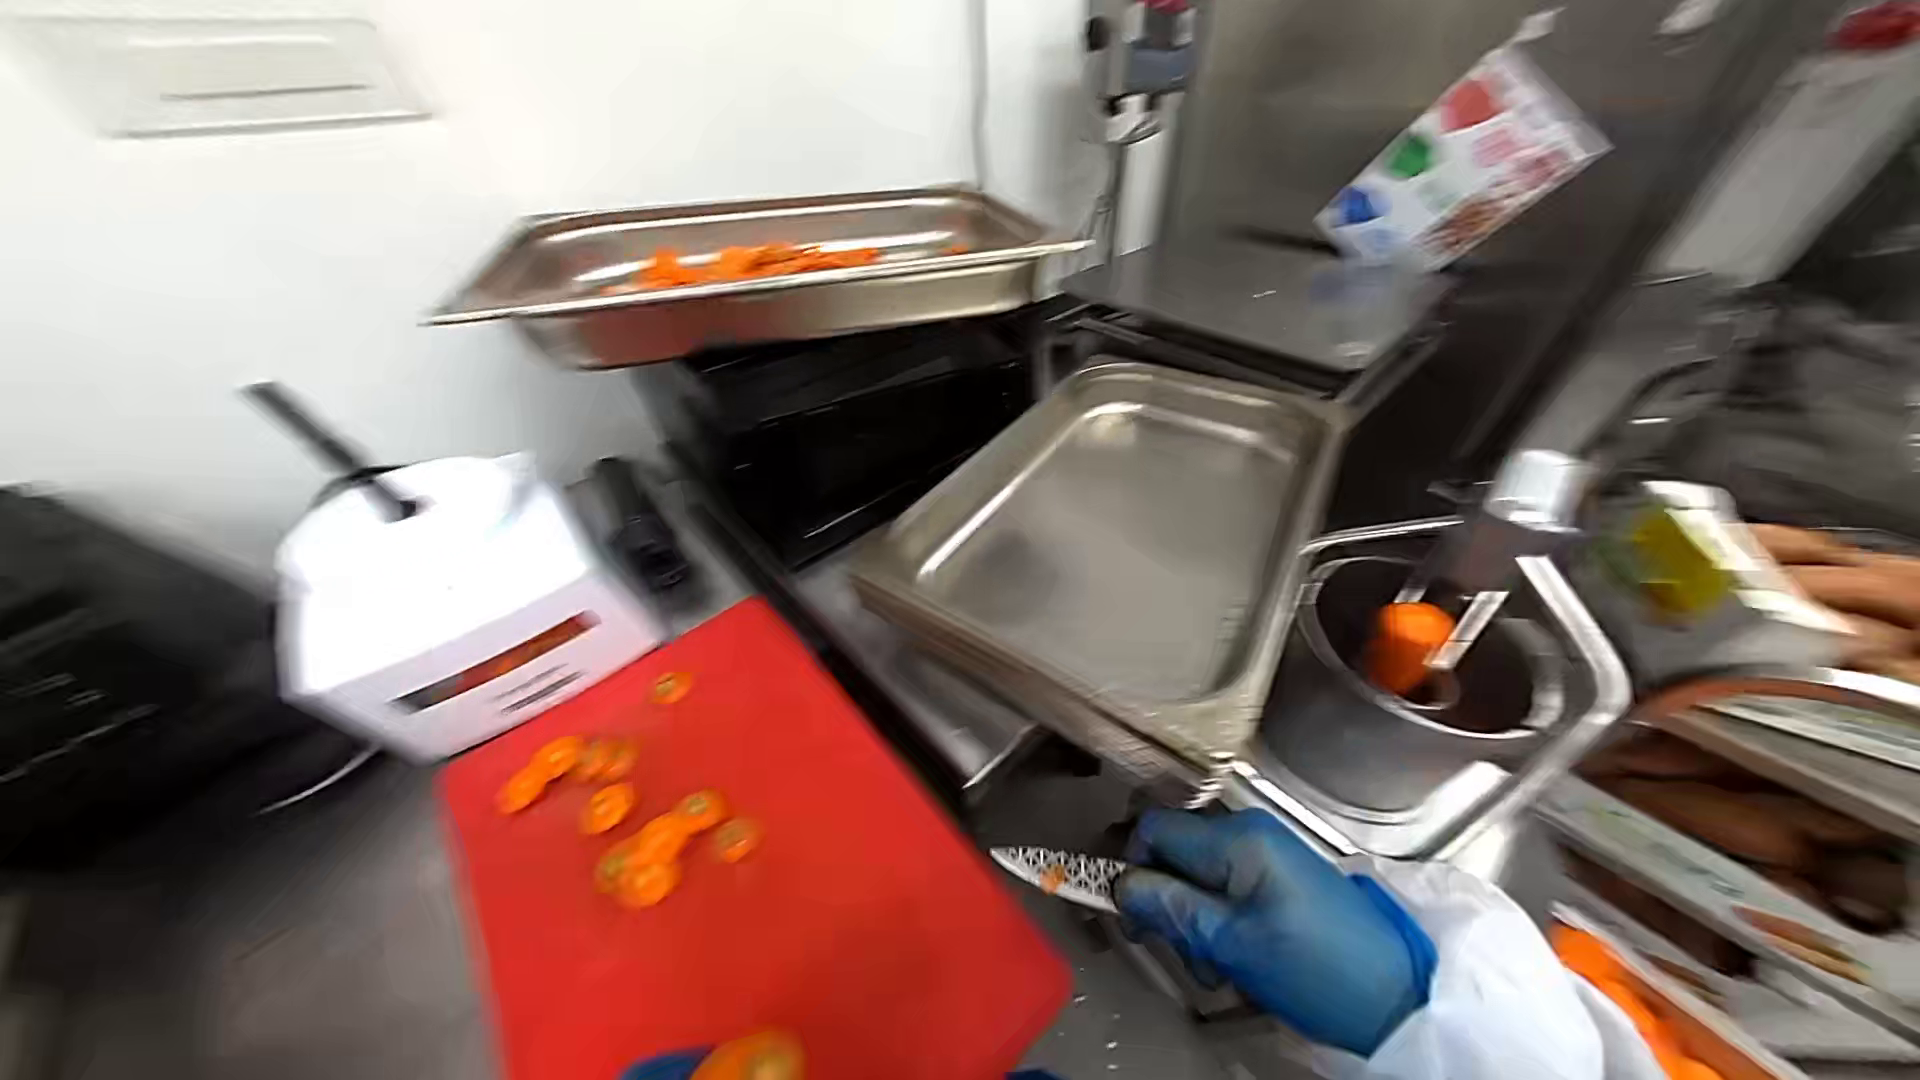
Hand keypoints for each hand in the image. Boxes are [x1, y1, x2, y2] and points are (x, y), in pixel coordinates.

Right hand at [1114, 809, 1436, 1055]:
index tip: (1130, 913)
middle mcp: (1245, 831)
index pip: (1155, 829)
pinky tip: (1234, 959)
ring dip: (1193, 920)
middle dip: (1168, 903)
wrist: (1404, 996)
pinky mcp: (1277, 873)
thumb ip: (1172, 908)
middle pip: (1174, 852)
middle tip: (1183, 954)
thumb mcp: (1235, 943)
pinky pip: (1225, 884)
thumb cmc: (1317, 968)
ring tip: (1216, 968)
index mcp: (1236, 838)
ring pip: (1197, 874)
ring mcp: (1264, 850)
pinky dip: (1218, 920)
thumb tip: (1117, 883)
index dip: (1132, 865)